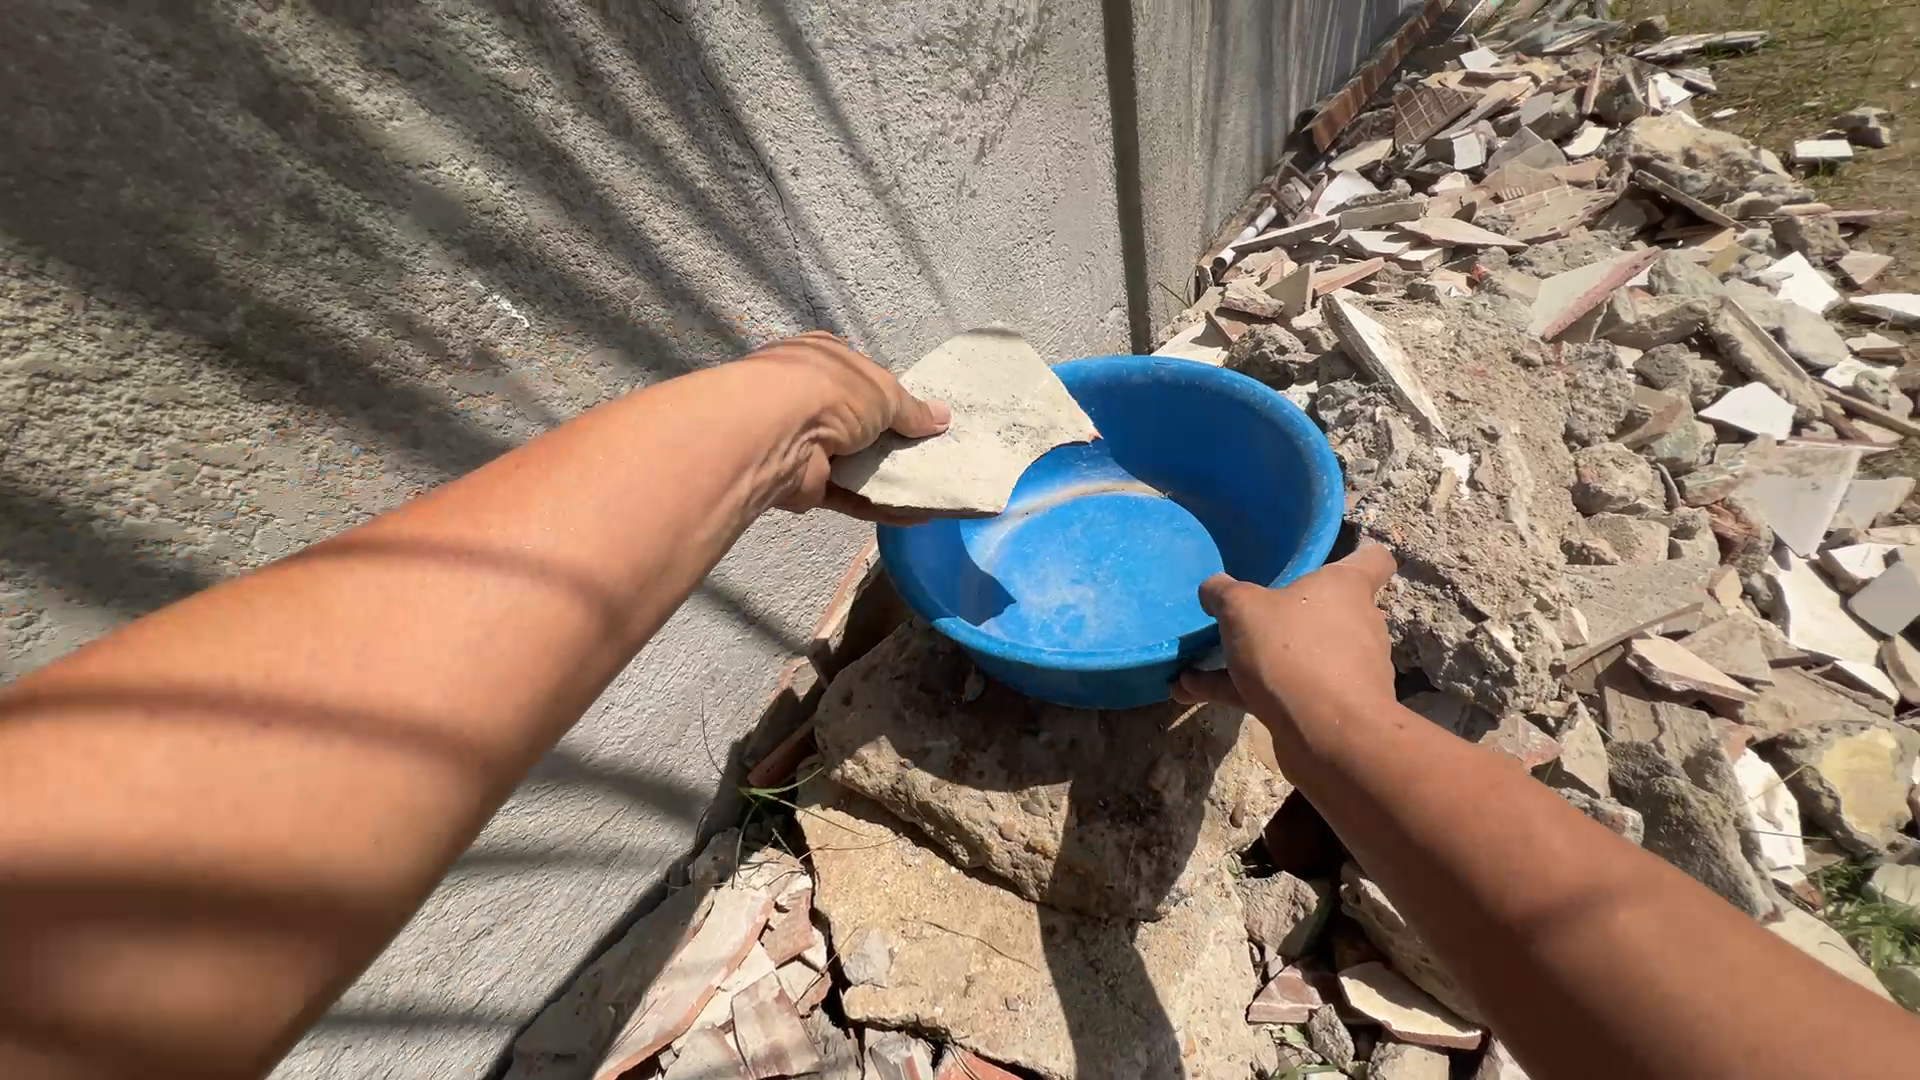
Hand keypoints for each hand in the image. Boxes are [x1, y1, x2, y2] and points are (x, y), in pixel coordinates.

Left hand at [745, 332, 949, 523]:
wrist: (777, 433)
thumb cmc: (832, 392)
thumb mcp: (884, 392)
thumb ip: (912, 410)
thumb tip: (942, 418)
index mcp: (824, 360)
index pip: (862, 378)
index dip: (891, 397)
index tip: (922, 418)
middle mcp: (811, 398)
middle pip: (860, 423)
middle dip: (892, 440)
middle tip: (933, 455)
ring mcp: (805, 442)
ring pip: (855, 464)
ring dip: (888, 477)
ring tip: (932, 487)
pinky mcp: (806, 483)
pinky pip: (850, 497)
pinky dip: (880, 507)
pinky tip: (915, 515)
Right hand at [1172, 544, 1398, 726]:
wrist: (1327, 734)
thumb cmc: (1292, 650)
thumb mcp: (1242, 608)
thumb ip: (1223, 592)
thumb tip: (1213, 587)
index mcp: (1345, 588)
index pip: (1372, 560)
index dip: (1355, 554)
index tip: (1326, 559)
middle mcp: (1354, 625)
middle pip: (1322, 611)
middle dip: (1280, 616)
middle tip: (1239, 619)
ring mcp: (1343, 670)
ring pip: (1292, 654)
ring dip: (1248, 659)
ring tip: (1195, 665)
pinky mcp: (1326, 708)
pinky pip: (1276, 689)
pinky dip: (1238, 690)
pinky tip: (1191, 691)